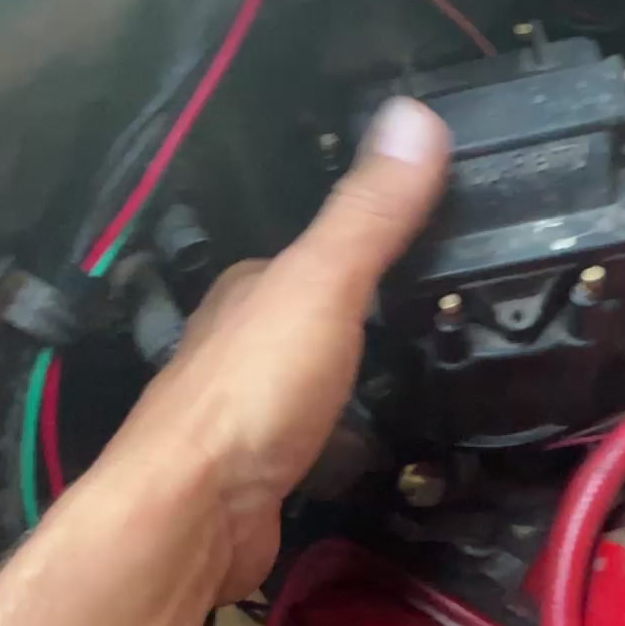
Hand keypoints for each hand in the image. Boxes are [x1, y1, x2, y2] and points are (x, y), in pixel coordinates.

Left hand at [95, 98, 450, 600]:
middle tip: (424, 318)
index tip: (416, 243)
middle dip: (360, 317)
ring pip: (308, 376)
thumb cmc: (254, 392)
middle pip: (310, 316)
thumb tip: (415, 115)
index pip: (312, 249)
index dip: (363, 242)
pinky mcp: (257, 465)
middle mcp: (238, 343)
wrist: (200, 510)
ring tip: (408, 377)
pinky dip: (338, 432)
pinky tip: (360, 443)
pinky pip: (310, 434)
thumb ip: (369, 214)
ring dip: (348, 376)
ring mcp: (246, 408)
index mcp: (250, 290)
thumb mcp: (323, 285)